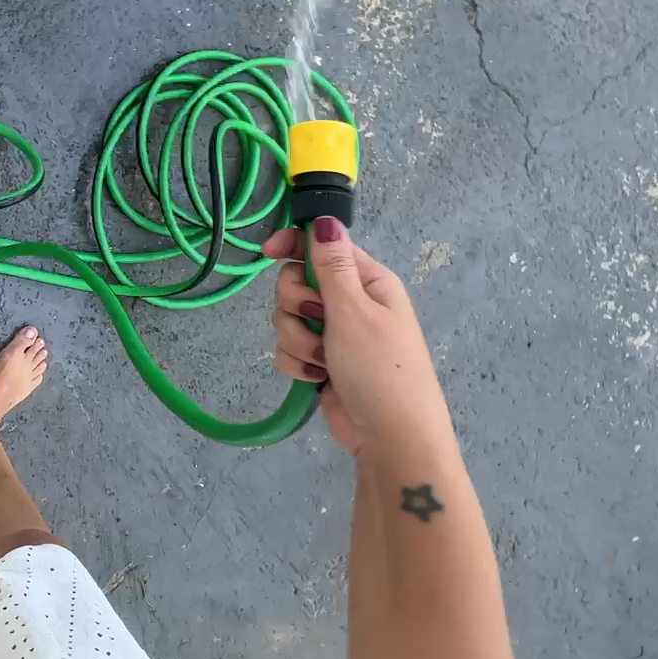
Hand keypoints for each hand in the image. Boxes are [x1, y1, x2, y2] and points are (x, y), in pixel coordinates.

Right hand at [262, 218, 454, 456]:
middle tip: (318, 322)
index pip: (321, 246)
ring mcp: (334, 334)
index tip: (267, 252)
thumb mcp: (354, 311)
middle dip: (296, 306)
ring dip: (297, 340)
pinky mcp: (319, 361)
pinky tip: (316, 377)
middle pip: (295, 283)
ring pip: (286, 318)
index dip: (292, 245)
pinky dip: (296, 362)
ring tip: (322, 361)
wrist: (390, 438)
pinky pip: (287, 348)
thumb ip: (332, 265)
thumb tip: (325, 219)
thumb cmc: (380, 368)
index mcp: (367, 282)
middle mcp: (349, 303)